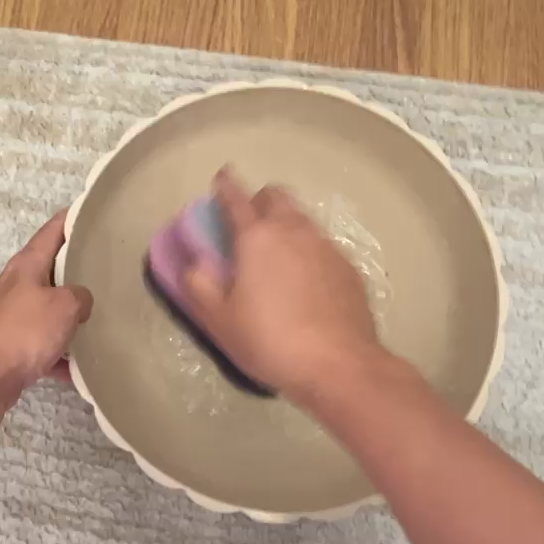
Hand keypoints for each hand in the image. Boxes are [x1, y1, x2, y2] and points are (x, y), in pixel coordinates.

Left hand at [0, 209, 94, 395]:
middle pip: (50, 268)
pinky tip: (81, 366)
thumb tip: (81, 301)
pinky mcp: (12, 344)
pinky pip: (43, 343)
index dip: (72, 219)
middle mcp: (16, 284)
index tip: (92, 211)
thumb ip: (81, 296)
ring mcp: (11, 315)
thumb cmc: (26, 331)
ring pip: (47, 307)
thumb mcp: (65, 305)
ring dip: (69, 312)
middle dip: (76, 268)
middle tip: (106, 265)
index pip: (53, 230)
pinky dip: (60, 353)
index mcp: (26, 265)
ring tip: (100, 313)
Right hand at [179, 169, 386, 400]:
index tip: (221, 178)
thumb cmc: (269, 340)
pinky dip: (307, 249)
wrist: (339, 365)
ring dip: (285, 222)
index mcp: (257, 237)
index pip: (236, 198)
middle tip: (247, 221)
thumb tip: (196, 263)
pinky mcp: (348, 267)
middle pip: (276, 196)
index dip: (225, 186)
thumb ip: (199, 284)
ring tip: (275, 251)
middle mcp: (294, 230)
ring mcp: (326, 246)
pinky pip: (322, 244)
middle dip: (259, 199)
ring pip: (302, 217)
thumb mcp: (218, 319)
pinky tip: (304, 279)